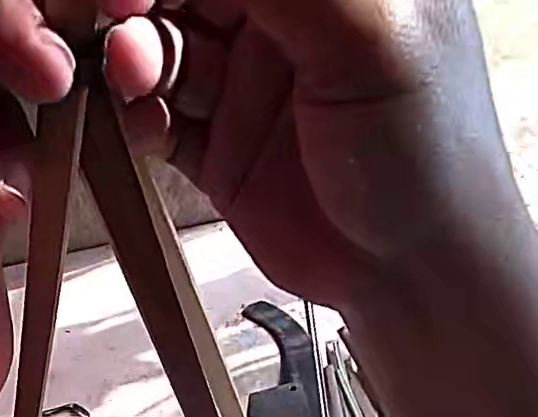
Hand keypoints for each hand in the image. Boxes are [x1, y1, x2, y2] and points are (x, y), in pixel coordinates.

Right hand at [96, 0, 533, 308]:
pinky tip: (144, 125)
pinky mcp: (221, 151)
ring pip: (150, 41)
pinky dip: (135, 116)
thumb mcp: (372, 30)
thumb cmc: (424, 150)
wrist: (412, 270)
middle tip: (114, 20)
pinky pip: (154, 118)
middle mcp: (275, 16)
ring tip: (134, 74)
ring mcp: (243, 82)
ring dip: (125, 52)